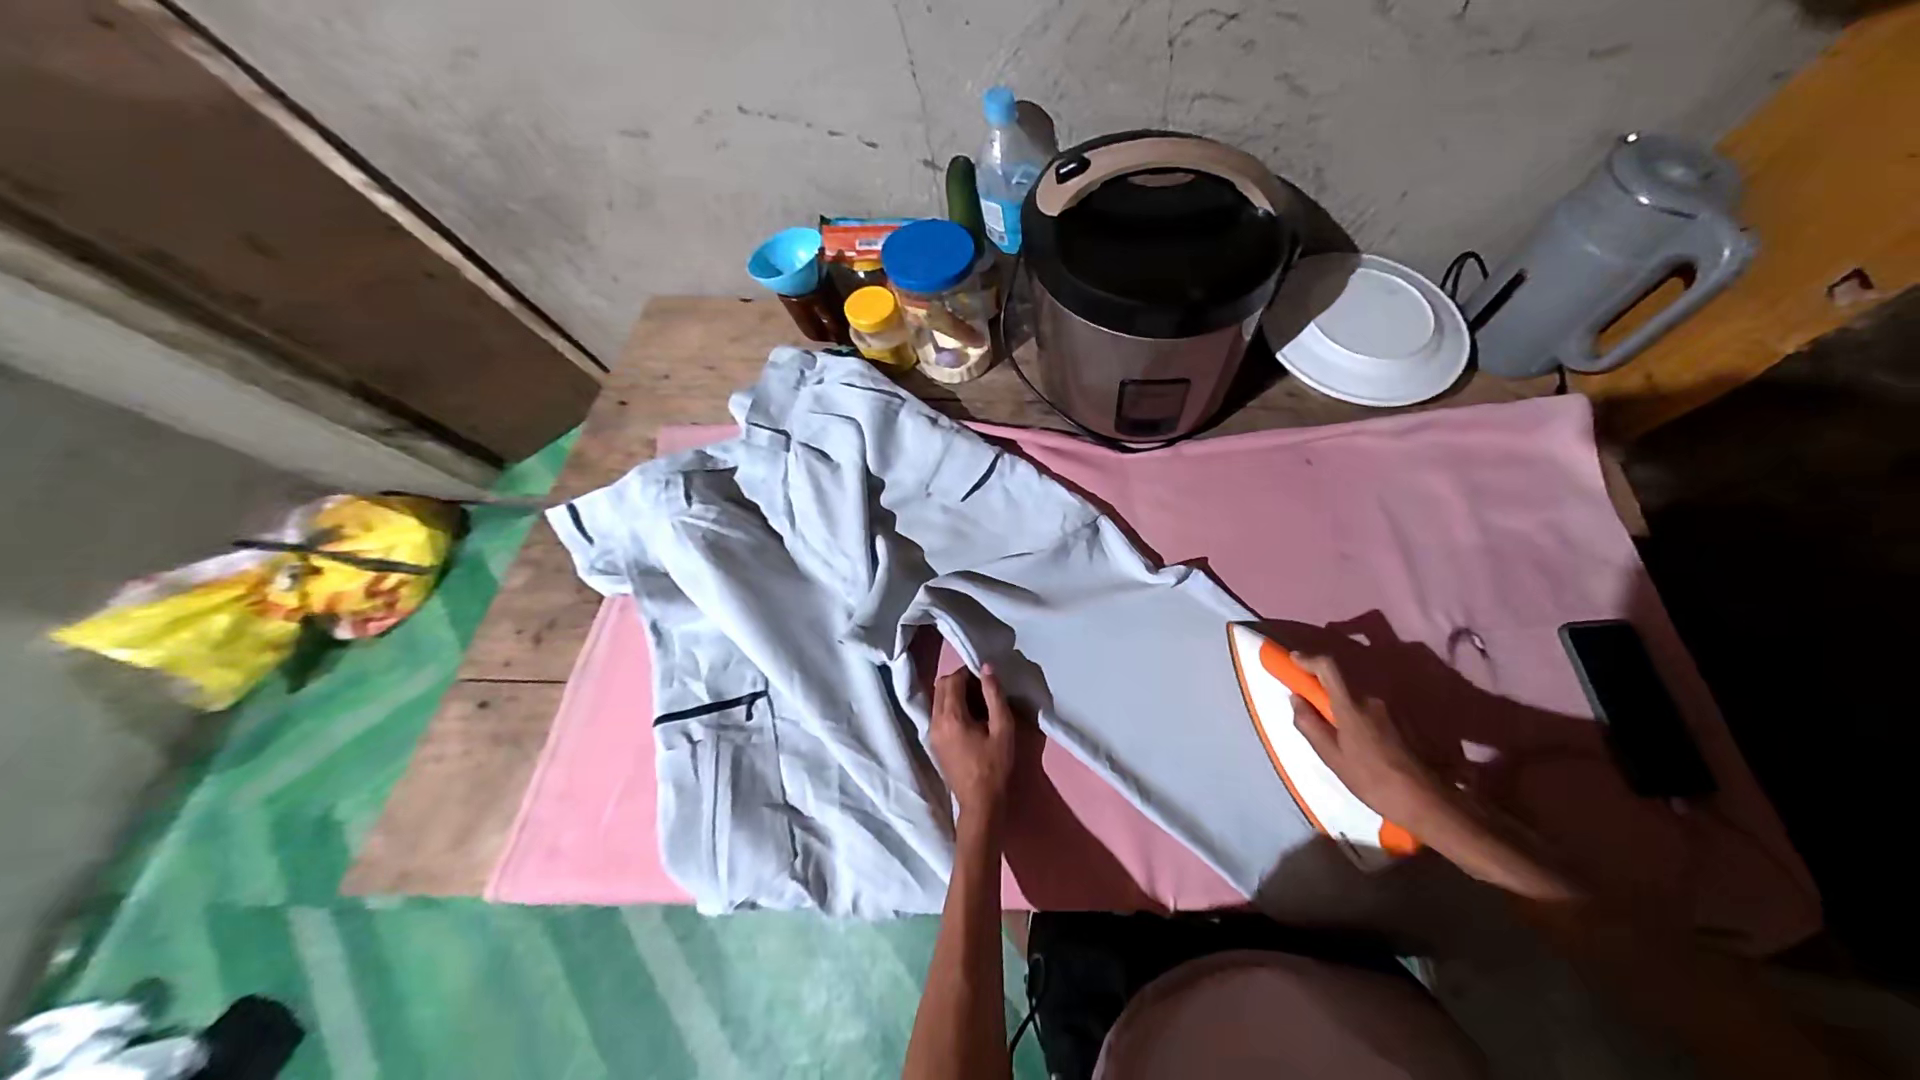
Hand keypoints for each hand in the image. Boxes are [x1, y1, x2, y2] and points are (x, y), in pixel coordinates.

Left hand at [930, 665, 1017, 834]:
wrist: (980, 803)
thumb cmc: (994, 766)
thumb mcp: (1003, 729)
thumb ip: (994, 696)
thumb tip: (987, 668)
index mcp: (951, 717)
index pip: (953, 679)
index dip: (969, 672)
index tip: (987, 677)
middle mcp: (935, 721)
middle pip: (941, 685)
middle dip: (960, 680)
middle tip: (983, 688)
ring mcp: (931, 732)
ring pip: (938, 698)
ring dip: (955, 693)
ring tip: (979, 703)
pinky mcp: (934, 742)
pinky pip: (939, 713)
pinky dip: (951, 706)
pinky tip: (971, 718)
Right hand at [1288, 654, 1453, 831]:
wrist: (1425, 801)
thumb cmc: (1371, 779)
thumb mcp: (1331, 756)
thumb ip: (1309, 724)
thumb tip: (1296, 698)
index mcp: (1352, 705)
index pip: (1329, 667)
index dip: (1309, 659)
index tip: (1293, 660)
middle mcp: (1373, 699)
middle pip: (1343, 681)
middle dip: (1323, 685)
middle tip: (1310, 703)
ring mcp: (1391, 709)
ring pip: (1357, 696)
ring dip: (1341, 702)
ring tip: (1335, 729)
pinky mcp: (1403, 721)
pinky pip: (1370, 708)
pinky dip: (1356, 714)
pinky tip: (1357, 740)